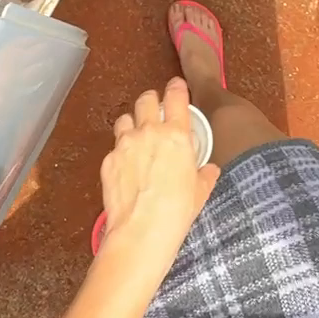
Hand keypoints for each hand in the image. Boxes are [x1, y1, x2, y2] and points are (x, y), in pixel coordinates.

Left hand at [95, 79, 219, 279]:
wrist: (141, 231)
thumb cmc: (177, 211)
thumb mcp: (201, 191)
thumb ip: (205, 174)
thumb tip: (209, 169)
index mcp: (176, 135)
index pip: (176, 97)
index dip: (176, 87)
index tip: (176, 86)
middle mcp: (149, 132)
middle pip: (146, 99)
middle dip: (151, 100)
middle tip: (155, 109)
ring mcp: (125, 144)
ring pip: (125, 118)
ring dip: (132, 123)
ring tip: (137, 136)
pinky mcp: (108, 160)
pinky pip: (114, 147)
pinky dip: (121, 151)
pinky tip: (127, 167)